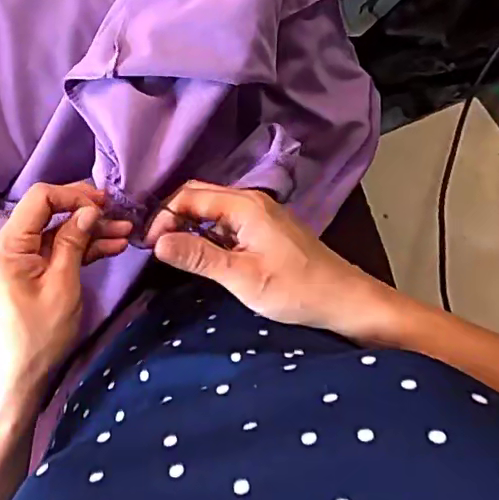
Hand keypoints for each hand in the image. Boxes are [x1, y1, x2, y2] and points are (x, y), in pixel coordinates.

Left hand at [0, 182, 133, 418]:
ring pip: (56, 233)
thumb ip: (74, 242)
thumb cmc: (38, 336)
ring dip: (88, 231)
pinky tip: (110, 246)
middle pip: (48, 213)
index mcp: (7, 244)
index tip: (104, 203)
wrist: (16, 382)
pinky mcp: (27, 274)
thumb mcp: (62, 285)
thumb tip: (90, 209)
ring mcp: (17, 260)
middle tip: (120, 214)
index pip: (39, 198)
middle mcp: (7, 245)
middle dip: (85, 211)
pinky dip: (79, 249)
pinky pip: (54, 252)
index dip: (73, 194)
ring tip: (125, 231)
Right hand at [145, 181, 422, 345]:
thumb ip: (198, 257)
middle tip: (155, 246)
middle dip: (172, 217)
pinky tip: (199, 254)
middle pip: (197, 196)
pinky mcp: (263, 229)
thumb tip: (156, 242)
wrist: (349, 303)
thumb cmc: (298, 291)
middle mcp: (250, 201)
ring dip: (187, 225)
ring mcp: (258, 214)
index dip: (163, 217)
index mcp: (244, 205)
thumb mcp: (243, 278)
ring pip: (210, 209)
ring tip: (171, 251)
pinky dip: (205, 233)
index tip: (149, 246)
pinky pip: (223, 221)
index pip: (188, 196)